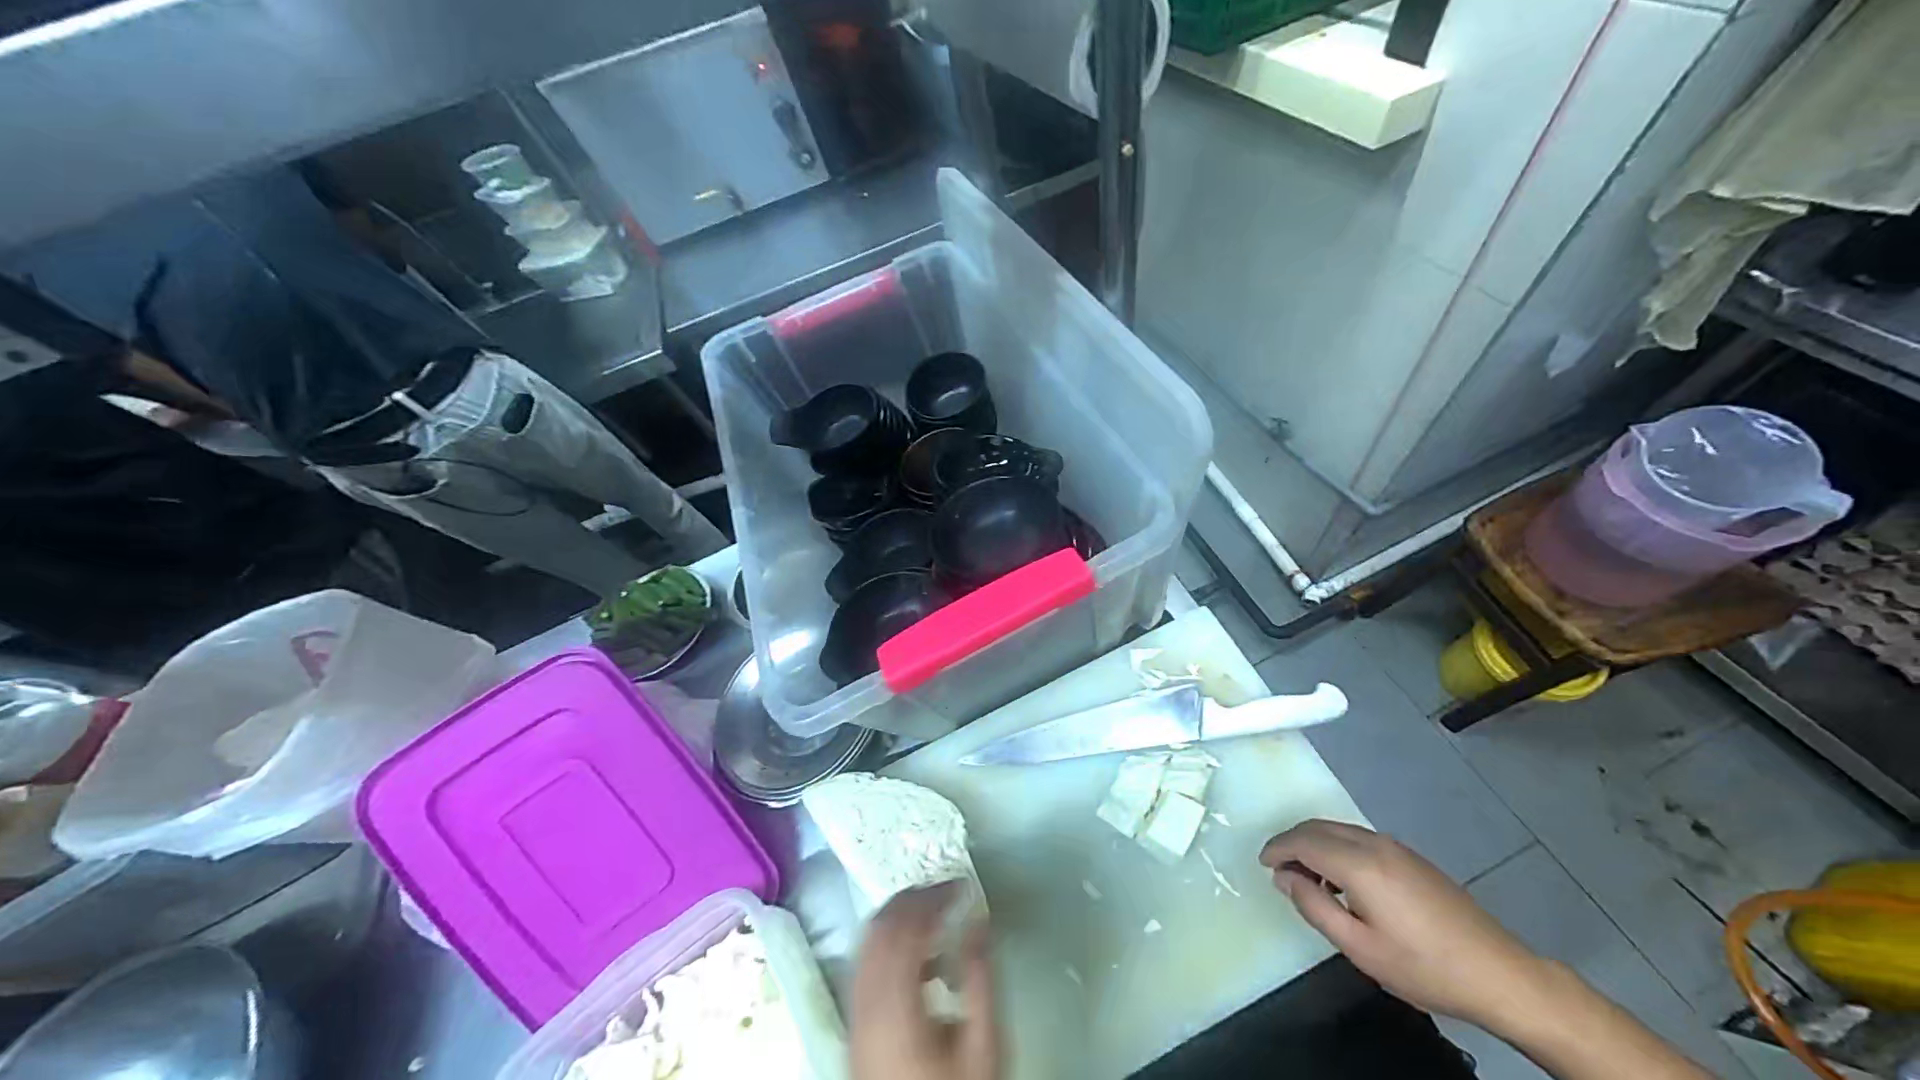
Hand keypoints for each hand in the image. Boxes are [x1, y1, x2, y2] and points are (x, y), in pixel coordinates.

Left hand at [850, 883, 1000, 1079]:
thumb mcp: (984, 1045)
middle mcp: (865, 1000)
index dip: (932, 897)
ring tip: (936, 913)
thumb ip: (980, 977)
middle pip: (879, 925)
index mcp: (897, 1004)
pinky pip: (863, 962)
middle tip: (948, 891)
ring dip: (898, 916)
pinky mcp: (853, 1023)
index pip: (905, 927)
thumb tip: (978, 919)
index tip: (961, 885)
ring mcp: (854, 1011)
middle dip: (913, 898)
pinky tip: (918, 953)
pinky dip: (886, 941)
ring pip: (866, 940)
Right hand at [1260, 820, 1548, 1028]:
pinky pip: (1359, 838)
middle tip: (1279, 871)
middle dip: (1292, 842)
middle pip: (1318, 827)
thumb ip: (1314, 906)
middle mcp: (1375, 844)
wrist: (1500, 975)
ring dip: (1314, 844)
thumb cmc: (1424, 967)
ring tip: (1307, 878)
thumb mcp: (1359, 947)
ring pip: (1338, 830)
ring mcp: (1397, 848)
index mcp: (1359, 864)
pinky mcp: (1412, 858)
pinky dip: (1336, 847)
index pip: (1303, 840)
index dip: (1277, 849)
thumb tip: (1285, 877)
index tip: (1263, 865)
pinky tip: (1342, 880)